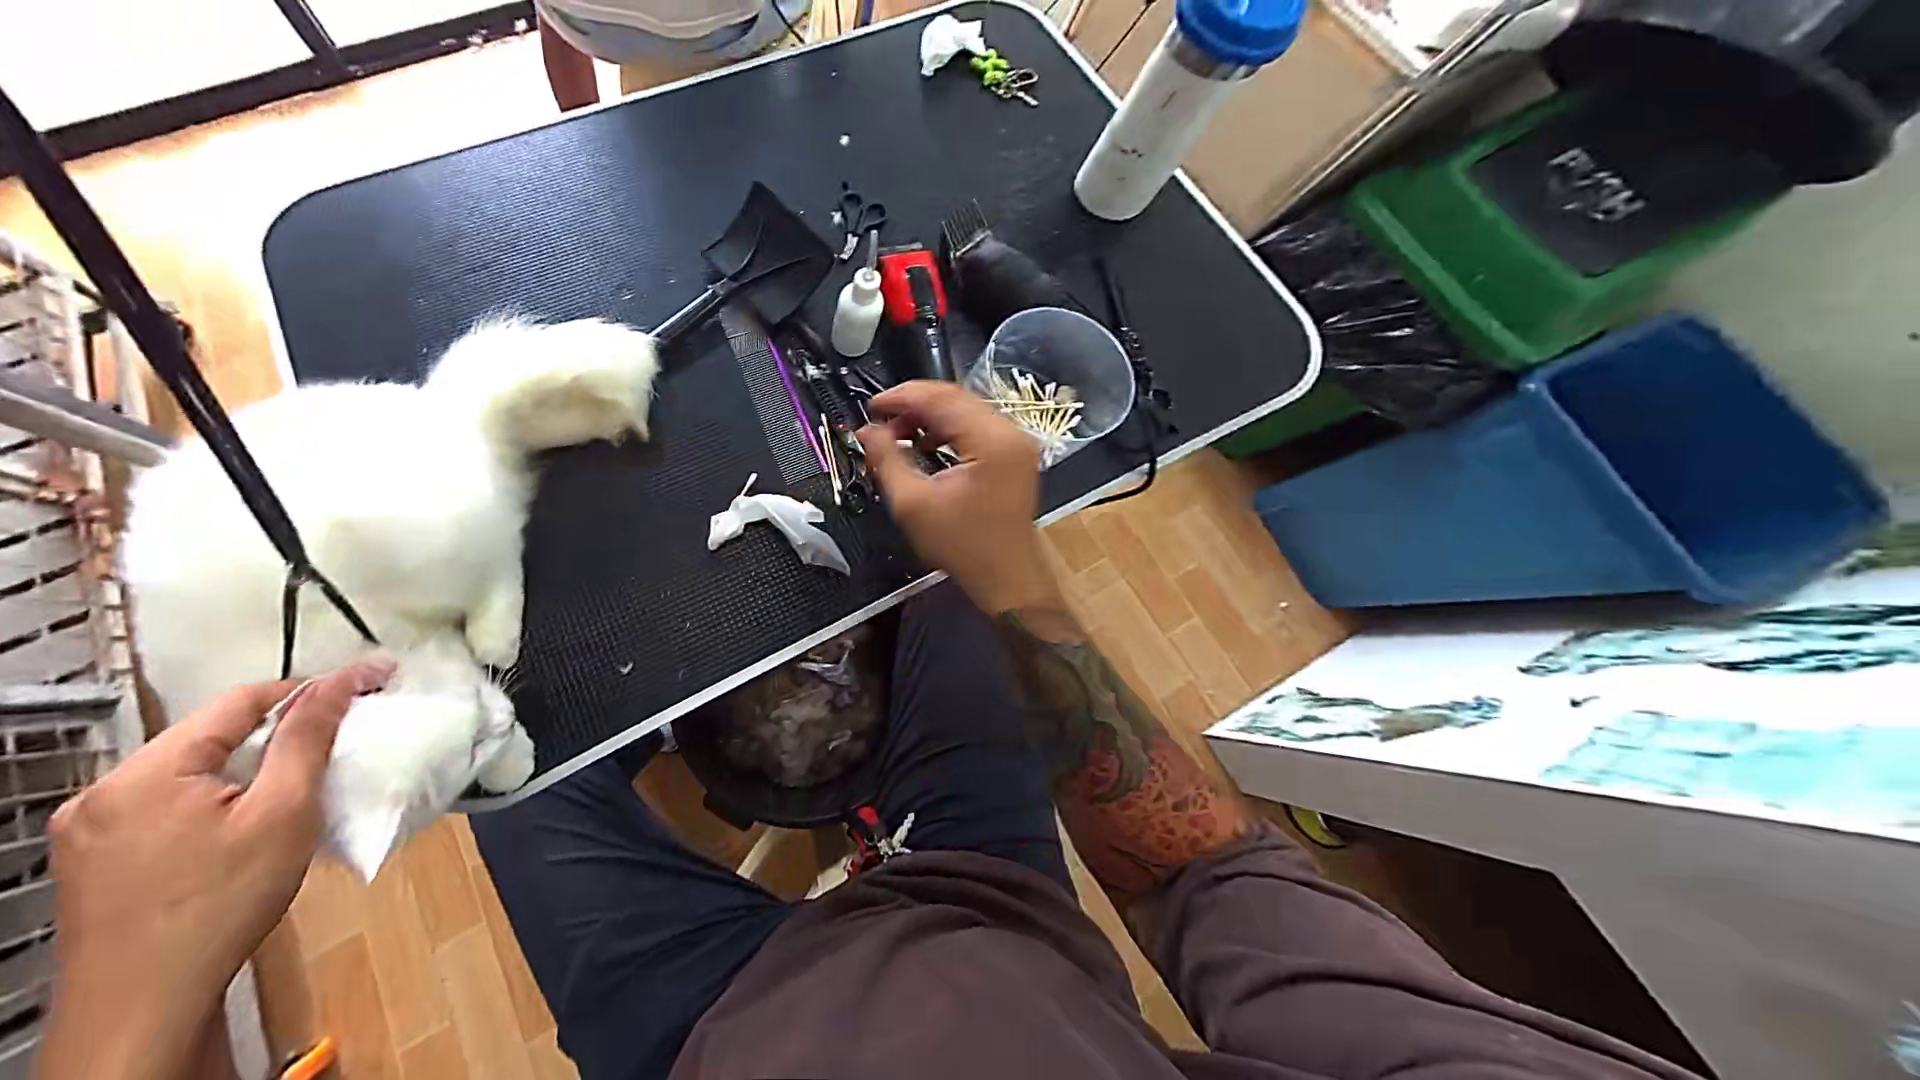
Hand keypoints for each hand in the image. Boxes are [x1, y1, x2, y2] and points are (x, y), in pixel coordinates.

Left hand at [40, 660, 391, 1079]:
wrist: (145, 1005)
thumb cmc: (223, 903)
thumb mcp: (284, 812)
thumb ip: (307, 740)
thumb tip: (337, 683)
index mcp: (146, 773)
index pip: (240, 700)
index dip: (308, 690)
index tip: (364, 687)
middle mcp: (104, 791)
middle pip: (211, 734)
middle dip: (278, 733)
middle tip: (338, 742)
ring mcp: (90, 826)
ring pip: (192, 768)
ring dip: (249, 766)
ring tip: (297, 784)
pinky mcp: (94, 855)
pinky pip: (169, 800)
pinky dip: (218, 796)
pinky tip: (247, 821)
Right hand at [857, 380, 1056, 613]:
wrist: (1006, 577)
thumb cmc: (965, 547)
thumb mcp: (913, 503)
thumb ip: (886, 459)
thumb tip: (867, 432)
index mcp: (991, 440)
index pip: (941, 397)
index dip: (901, 396)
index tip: (872, 406)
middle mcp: (1011, 433)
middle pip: (954, 399)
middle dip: (913, 407)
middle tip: (882, 423)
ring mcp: (1016, 443)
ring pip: (965, 411)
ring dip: (930, 418)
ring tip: (899, 436)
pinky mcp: (1014, 455)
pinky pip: (977, 428)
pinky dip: (948, 431)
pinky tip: (926, 446)